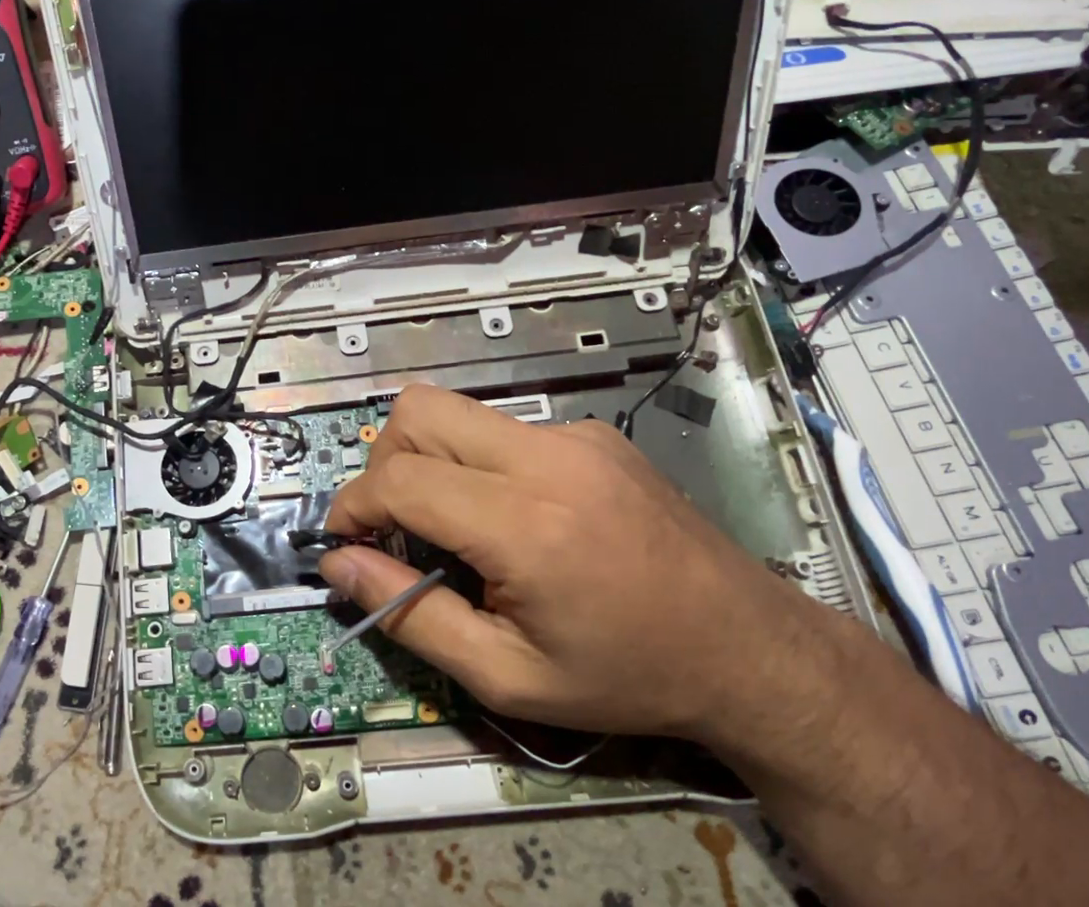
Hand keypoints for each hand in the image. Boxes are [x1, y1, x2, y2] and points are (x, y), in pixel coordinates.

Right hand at [322, 385, 817, 740]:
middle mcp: (548, 459)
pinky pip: (504, 429)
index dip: (353, 507)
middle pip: (418, 412)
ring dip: (428, 459)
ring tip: (450, 527)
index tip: (344, 543)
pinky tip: (513, 519)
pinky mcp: (595, 434)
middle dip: (383, 464)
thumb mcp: (506, 676)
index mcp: (525, 525)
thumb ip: (410, 616)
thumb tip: (338, 565)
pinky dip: (478, 463)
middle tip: (394, 528)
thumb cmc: (625, 677)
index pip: (400, 478)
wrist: (749, 651)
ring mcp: (576, 437)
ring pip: (457, 411)